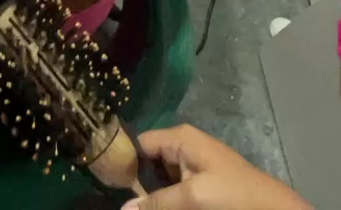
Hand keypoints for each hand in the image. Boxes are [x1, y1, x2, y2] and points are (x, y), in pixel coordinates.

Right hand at [126, 125, 310, 209]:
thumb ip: (157, 203)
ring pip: (160, 180)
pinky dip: (167, 201)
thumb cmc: (232, 196)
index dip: (123, 161)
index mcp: (179, 138)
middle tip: (122, 204)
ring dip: (153, 197)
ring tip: (137, 209)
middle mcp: (183, 146)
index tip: (107, 183)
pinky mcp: (201, 184)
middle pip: (148, 163)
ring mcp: (193, 165)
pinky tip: (159, 208)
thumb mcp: (192, 198)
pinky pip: (175, 190)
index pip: (140, 143)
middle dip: (137, 185)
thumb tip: (122, 209)